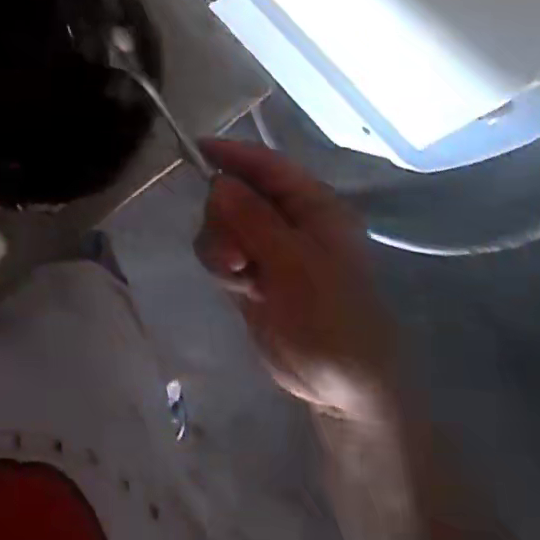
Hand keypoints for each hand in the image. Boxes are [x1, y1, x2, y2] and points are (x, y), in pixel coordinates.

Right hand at [195, 139, 398, 420]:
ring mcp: (271, 248)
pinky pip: (222, 251)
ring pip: (223, 222)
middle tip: (233, 252)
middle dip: (224, 216)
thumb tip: (219, 181)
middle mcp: (292, 221)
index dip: (234, 154)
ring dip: (220, 243)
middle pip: (237, 192)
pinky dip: (220, 263)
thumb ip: (254, 220)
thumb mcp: (294, 266)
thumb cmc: (331, 321)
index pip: (269, 166)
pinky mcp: (254, 274)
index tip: (197, 150)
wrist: (342, 389)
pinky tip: (236, 286)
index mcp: (316, 208)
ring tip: (237, 275)